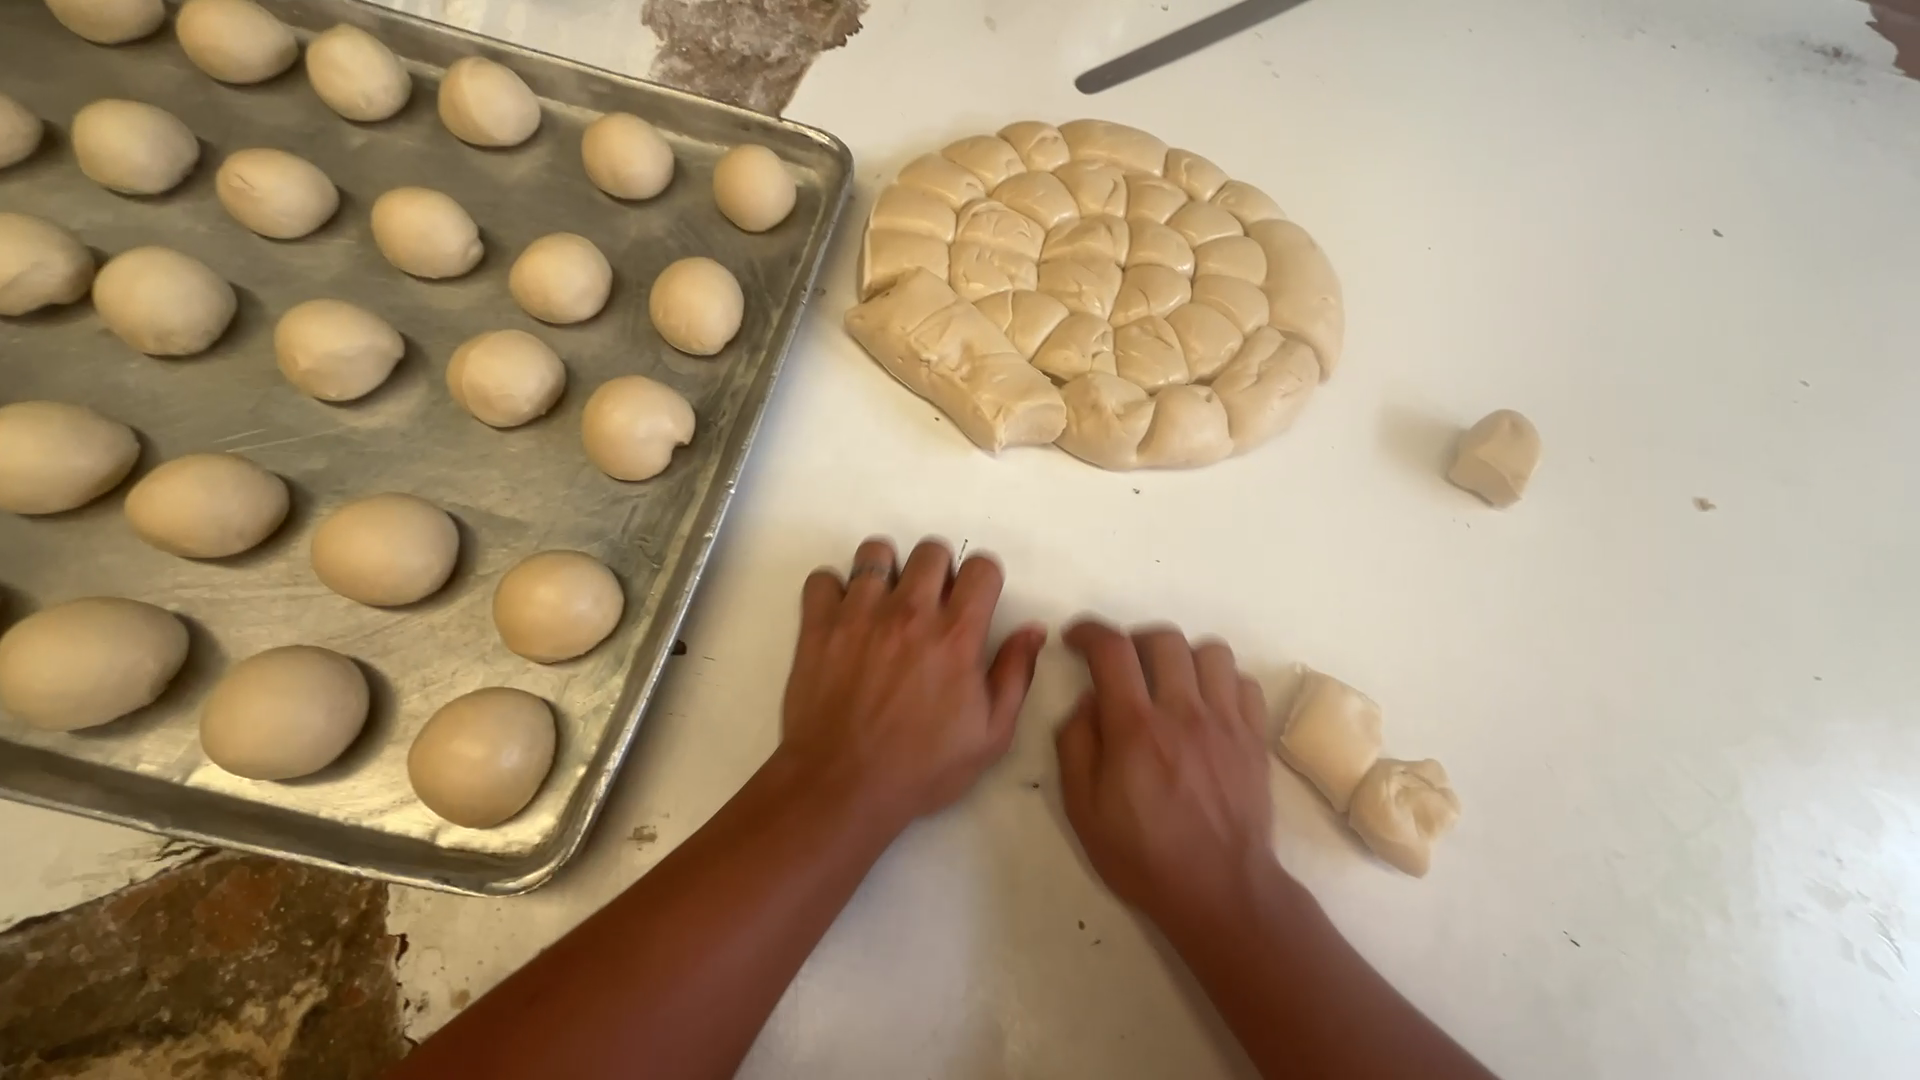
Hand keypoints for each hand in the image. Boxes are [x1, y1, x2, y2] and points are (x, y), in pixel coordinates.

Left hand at [779, 538, 1045, 828]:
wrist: (841, 788)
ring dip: (886, 571)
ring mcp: (859, 614)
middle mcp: (909, 612)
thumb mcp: (990, 735)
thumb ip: (1015, 675)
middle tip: (931, 605)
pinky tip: (842, 617)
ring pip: (875, 552)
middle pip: (930, 550)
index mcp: (956, 635)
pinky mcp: (818, 626)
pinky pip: (823, 579)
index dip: (983, 580)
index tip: (974, 602)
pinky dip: (833, 591)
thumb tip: (1033, 630)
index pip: (980, 566)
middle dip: (938, 570)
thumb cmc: (921, 768)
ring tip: (884, 603)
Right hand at [1055, 620, 1274, 925]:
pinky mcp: (1255, 738)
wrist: (1220, 892)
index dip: (1089, 631)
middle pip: (1163, 639)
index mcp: (1135, 728)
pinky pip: (1243, 682)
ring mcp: (1226, 722)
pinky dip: (1220, 681)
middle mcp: (1183, 712)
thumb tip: (1088, 700)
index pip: (1111, 650)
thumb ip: (1076, 744)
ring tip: (1168, 682)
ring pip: (1209, 651)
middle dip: (1133, 641)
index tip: (1076, 639)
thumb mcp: (1083, 809)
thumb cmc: (1142, 856)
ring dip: (1181, 657)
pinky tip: (1205, 705)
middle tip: (1121, 666)